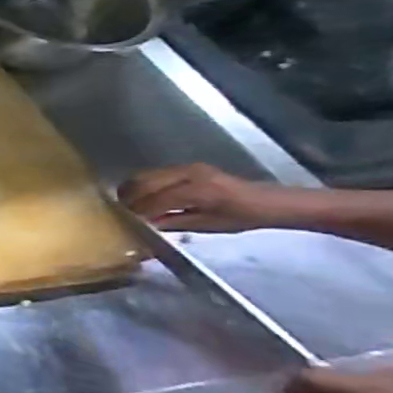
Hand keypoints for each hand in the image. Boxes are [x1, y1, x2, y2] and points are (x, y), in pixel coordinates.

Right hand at [119, 163, 303, 233]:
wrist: (271, 202)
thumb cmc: (244, 217)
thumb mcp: (210, 225)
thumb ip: (175, 222)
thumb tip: (145, 223)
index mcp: (200, 191)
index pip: (158, 199)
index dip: (140, 210)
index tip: (127, 219)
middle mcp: (190, 174)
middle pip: (145, 182)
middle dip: (129, 196)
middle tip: (121, 210)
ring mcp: (188, 167)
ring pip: (146, 175)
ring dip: (133, 189)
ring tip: (128, 203)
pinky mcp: (186, 167)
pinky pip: (155, 173)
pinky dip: (143, 184)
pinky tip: (142, 195)